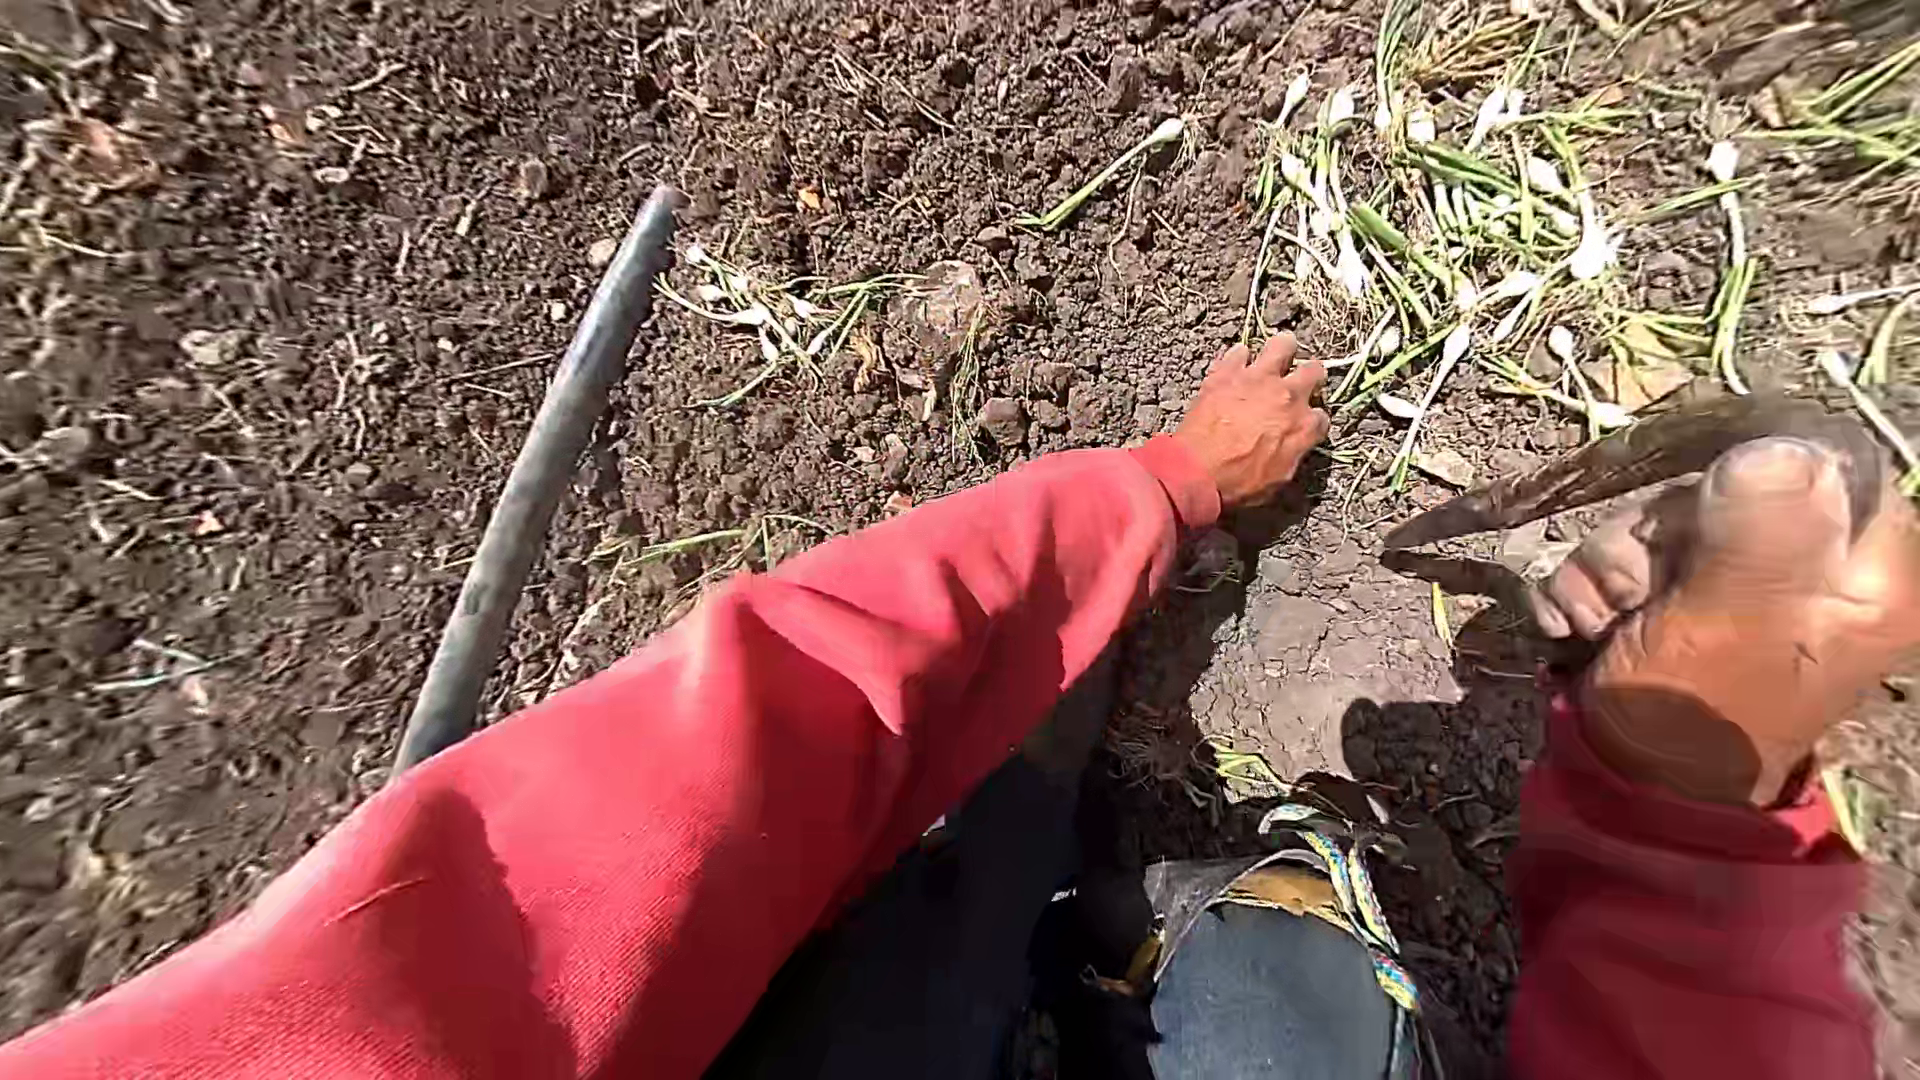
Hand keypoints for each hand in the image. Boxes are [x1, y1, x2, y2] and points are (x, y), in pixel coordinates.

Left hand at [1172, 334, 1329, 510]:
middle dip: (1308, 376)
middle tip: (1293, 383)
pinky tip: (1232, 367)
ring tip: (1270, 361)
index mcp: (1304, 425)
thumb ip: (1292, 454)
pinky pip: (1237, 352)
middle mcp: (1288, 395)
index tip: (1297, 425)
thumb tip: (1293, 445)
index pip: (1321, 415)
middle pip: (1313, 371)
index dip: (1308, 420)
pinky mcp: (1225, 374)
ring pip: (1282, 345)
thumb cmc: (1236, 484)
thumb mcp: (1277, 481)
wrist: (1195, 471)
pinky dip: (1236, 358)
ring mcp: (1256, 379)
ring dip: (1279, 351)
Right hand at [1532, 438, 1919, 805]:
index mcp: (1855, 568)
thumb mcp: (1735, 620)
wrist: (1631, 764)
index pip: (1809, 472)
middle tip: (1638, 596)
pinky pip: (1595, 561)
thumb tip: (1772, 444)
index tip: (1697, 535)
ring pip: (1636, 529)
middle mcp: (1785, 564)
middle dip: (1642, 543)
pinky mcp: (1647, 595)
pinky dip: (1574, 590)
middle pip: (1701, 498)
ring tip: (1603, 622)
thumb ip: (1760, 533)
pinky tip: (1578, 624)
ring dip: (1597, 573)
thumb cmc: (1698, 705)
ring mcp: (1708, 580)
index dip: (1735, 489)